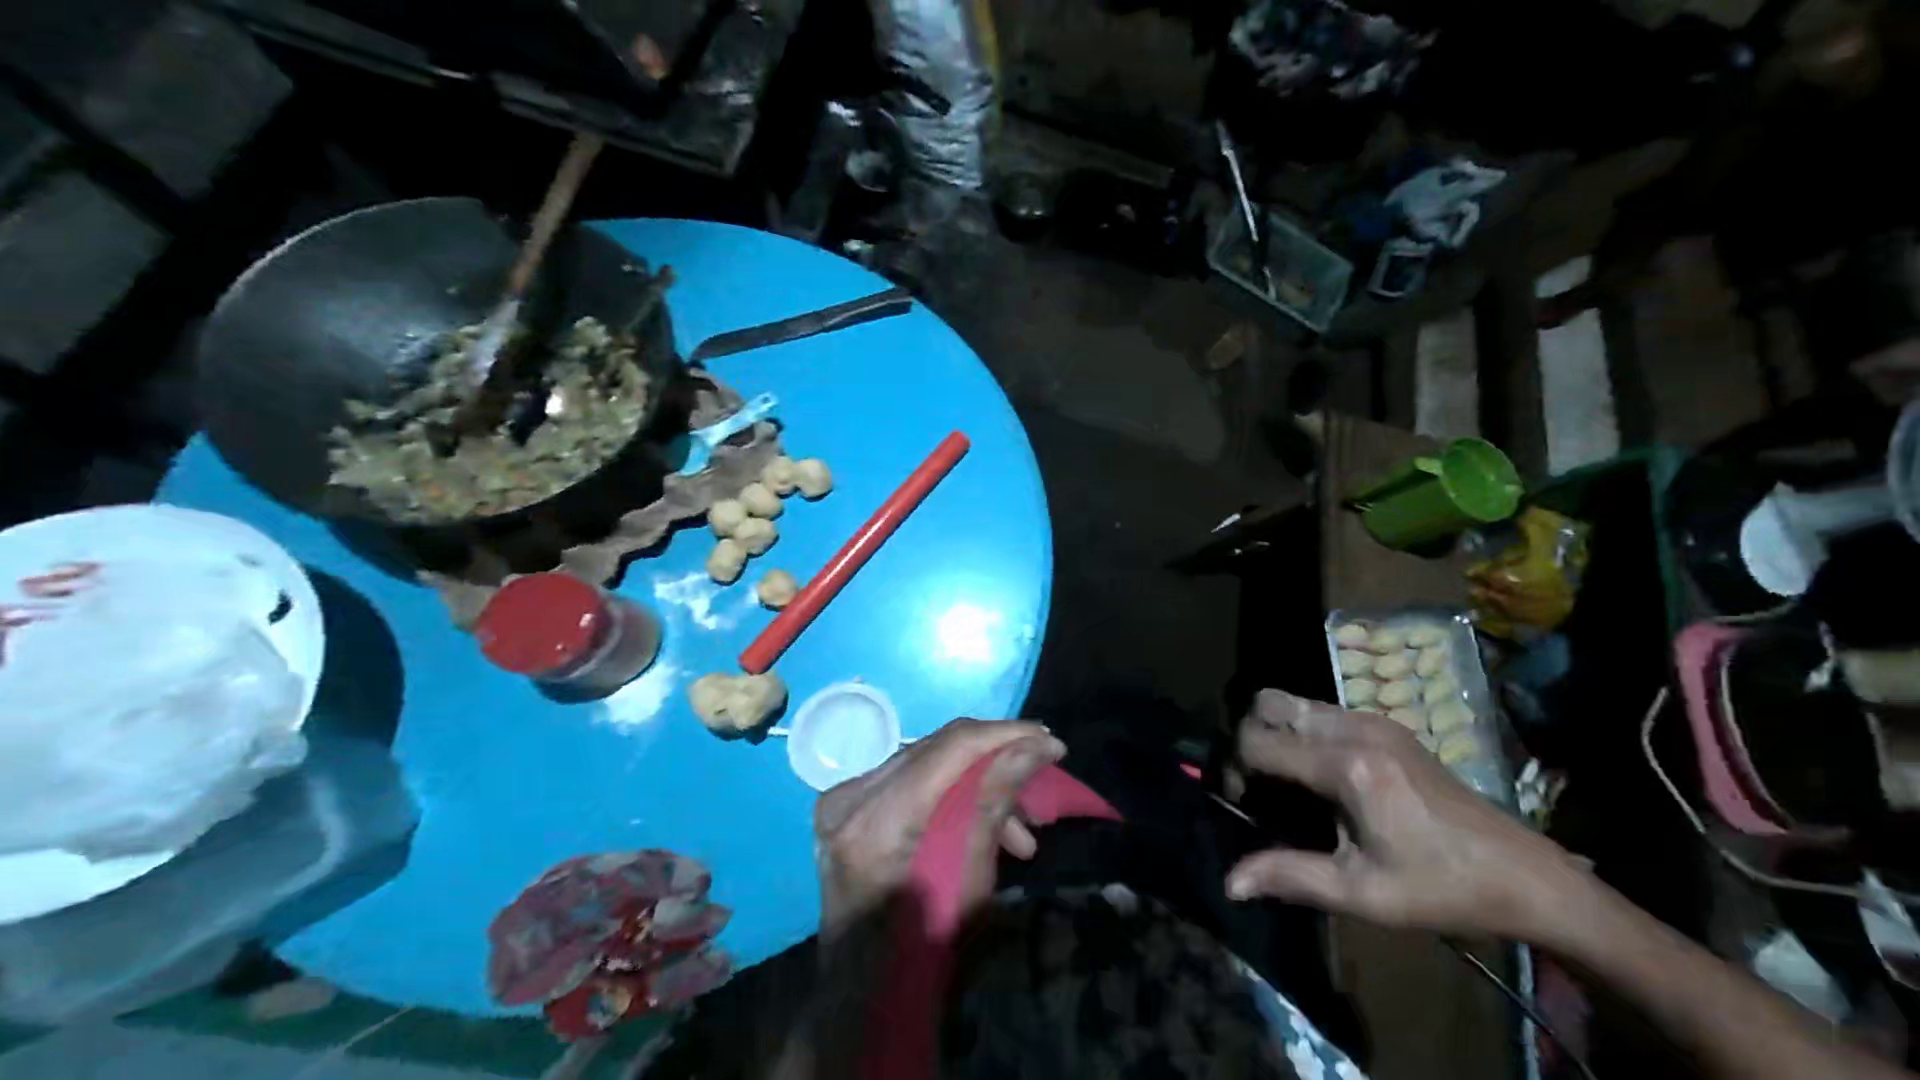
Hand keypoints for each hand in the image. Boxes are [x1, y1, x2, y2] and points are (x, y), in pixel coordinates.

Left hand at [813, 718, 1064, 935]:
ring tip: (1024, 827)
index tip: (1052, 742)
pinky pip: (910, 782)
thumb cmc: (922, 957)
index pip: (949, 748)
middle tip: (1044, 777)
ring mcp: (843, 802)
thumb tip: (1036, 745)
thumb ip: (996, 802)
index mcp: (875, 818)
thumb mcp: (970, 883)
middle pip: (936, 749)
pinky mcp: (848, 810)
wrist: (864, 1006)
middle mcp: (849, 796)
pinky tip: (988, 827)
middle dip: (997, 759)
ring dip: (978, 783)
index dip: (1005, 736)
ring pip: (926, 763)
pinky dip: (951, 795)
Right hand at [1226, 689, 1593, 942]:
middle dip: (1250, 739)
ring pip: (1292, 701)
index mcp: (1346, 767)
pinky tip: (1322, 776)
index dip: (1237, 772)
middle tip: (1262, 784)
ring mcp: (1373, 721)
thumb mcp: (1362, 893)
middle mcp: (1354, 729)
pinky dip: (1303, 732)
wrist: (1525, 875)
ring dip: (1276, 733)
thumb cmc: (1441, 889)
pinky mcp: (1387, 724)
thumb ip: (1290, 876)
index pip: (1257, 742)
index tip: (1248, 807)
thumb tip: (1230, 884)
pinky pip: (1321, 711)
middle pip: (1267, 704)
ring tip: (1289, 780)